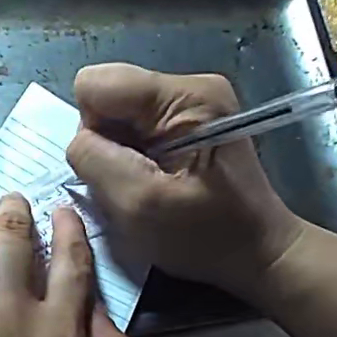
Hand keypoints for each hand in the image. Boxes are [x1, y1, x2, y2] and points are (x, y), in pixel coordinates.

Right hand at [66, 63, 304, 293]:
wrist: (257, 252)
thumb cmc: (202, 235)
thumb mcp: (139, 204)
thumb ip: (96, 161)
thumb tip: (79, 141)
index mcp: (182, 96)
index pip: (95, 85)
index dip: (91, 130)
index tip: (116, 168)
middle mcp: (188, 86)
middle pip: (107, 97)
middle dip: (107, 143)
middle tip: (134, 182)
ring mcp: (190, 102)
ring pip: (117, 115)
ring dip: (119, 154)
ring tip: (148, 185)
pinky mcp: (189, 122)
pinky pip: (134, 129)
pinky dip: (133, 158)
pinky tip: (156, 181)